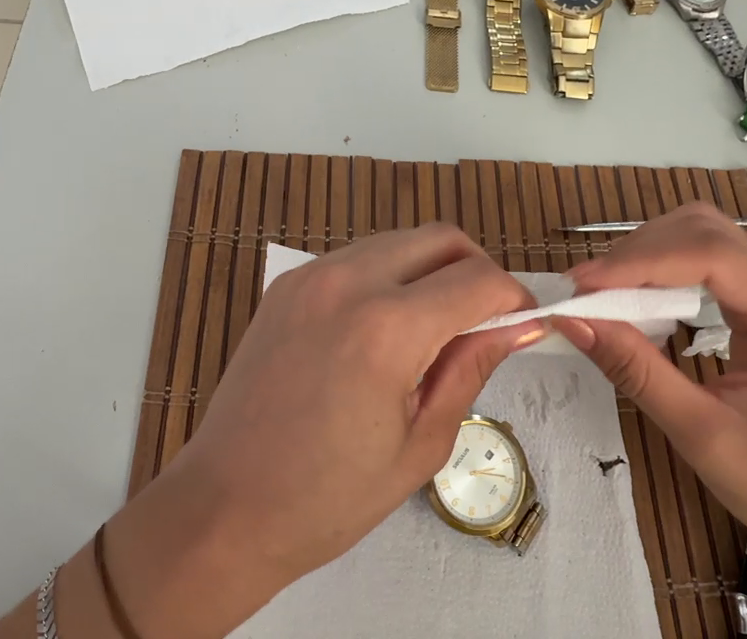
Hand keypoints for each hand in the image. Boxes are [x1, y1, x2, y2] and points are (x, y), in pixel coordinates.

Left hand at [103, 225, 542, 637]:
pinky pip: (356, 258)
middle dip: (476, 269)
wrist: (223, 508)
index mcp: (387, 329)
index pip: (478, 278)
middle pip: (441, 238)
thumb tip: (517, 326)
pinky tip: (385, 329)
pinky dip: (388, 276)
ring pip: (398, 241)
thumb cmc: (326, 499)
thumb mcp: (419, 444)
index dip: (513, 298)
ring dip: (430, 269)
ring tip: (433, 330)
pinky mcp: (286, 286)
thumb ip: (470, 369)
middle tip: (484, 321)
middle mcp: (347, 282)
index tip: (522, 324)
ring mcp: (310, 277)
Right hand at [551, 203, 746, 568]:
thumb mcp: (703, 437)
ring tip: (600, 293)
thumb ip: (639, 372)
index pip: (716, 257)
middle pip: (708, 233)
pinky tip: (633, 296)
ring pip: (704, 236)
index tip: (579, 285)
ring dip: (645, 256)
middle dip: (638, 254)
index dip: (641, 261)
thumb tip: (572, 321)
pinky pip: (708, 259)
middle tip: (582, 292)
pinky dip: (661, 269)